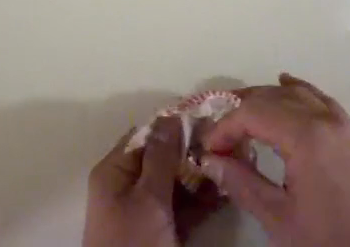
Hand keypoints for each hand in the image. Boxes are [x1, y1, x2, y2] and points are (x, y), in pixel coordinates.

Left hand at [83, 116, 222, 246]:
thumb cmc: (133, 243)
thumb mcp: (147, 198)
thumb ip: (160, 157)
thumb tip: (170, 116)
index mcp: (115, 171)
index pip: (145, 136)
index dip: (173, 125)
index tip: (207, 117)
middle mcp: (128, 186)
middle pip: (162, 159)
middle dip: (192, 151)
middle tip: (228, 142)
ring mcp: (146, 212)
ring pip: (175, 184)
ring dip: (202, 175)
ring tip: (234, 163)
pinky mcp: (162, 233)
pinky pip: (182, 209)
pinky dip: (202, 201)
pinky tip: (226, 191)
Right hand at [200, 74, 349, 246]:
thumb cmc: (333, 244)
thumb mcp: (281, 220)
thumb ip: (243, 184)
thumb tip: (210, 161)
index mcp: (305, 136)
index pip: (253, 113)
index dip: (225, 127)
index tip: (209, 150)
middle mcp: (325, 120)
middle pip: (274, 96)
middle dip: (243, 110)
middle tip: (220, 135)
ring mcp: (345, 127)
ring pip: (300, 94)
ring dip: (269, 99)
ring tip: (245, 114)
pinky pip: (323, 102)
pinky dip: (301, 93)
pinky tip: (290, 90)